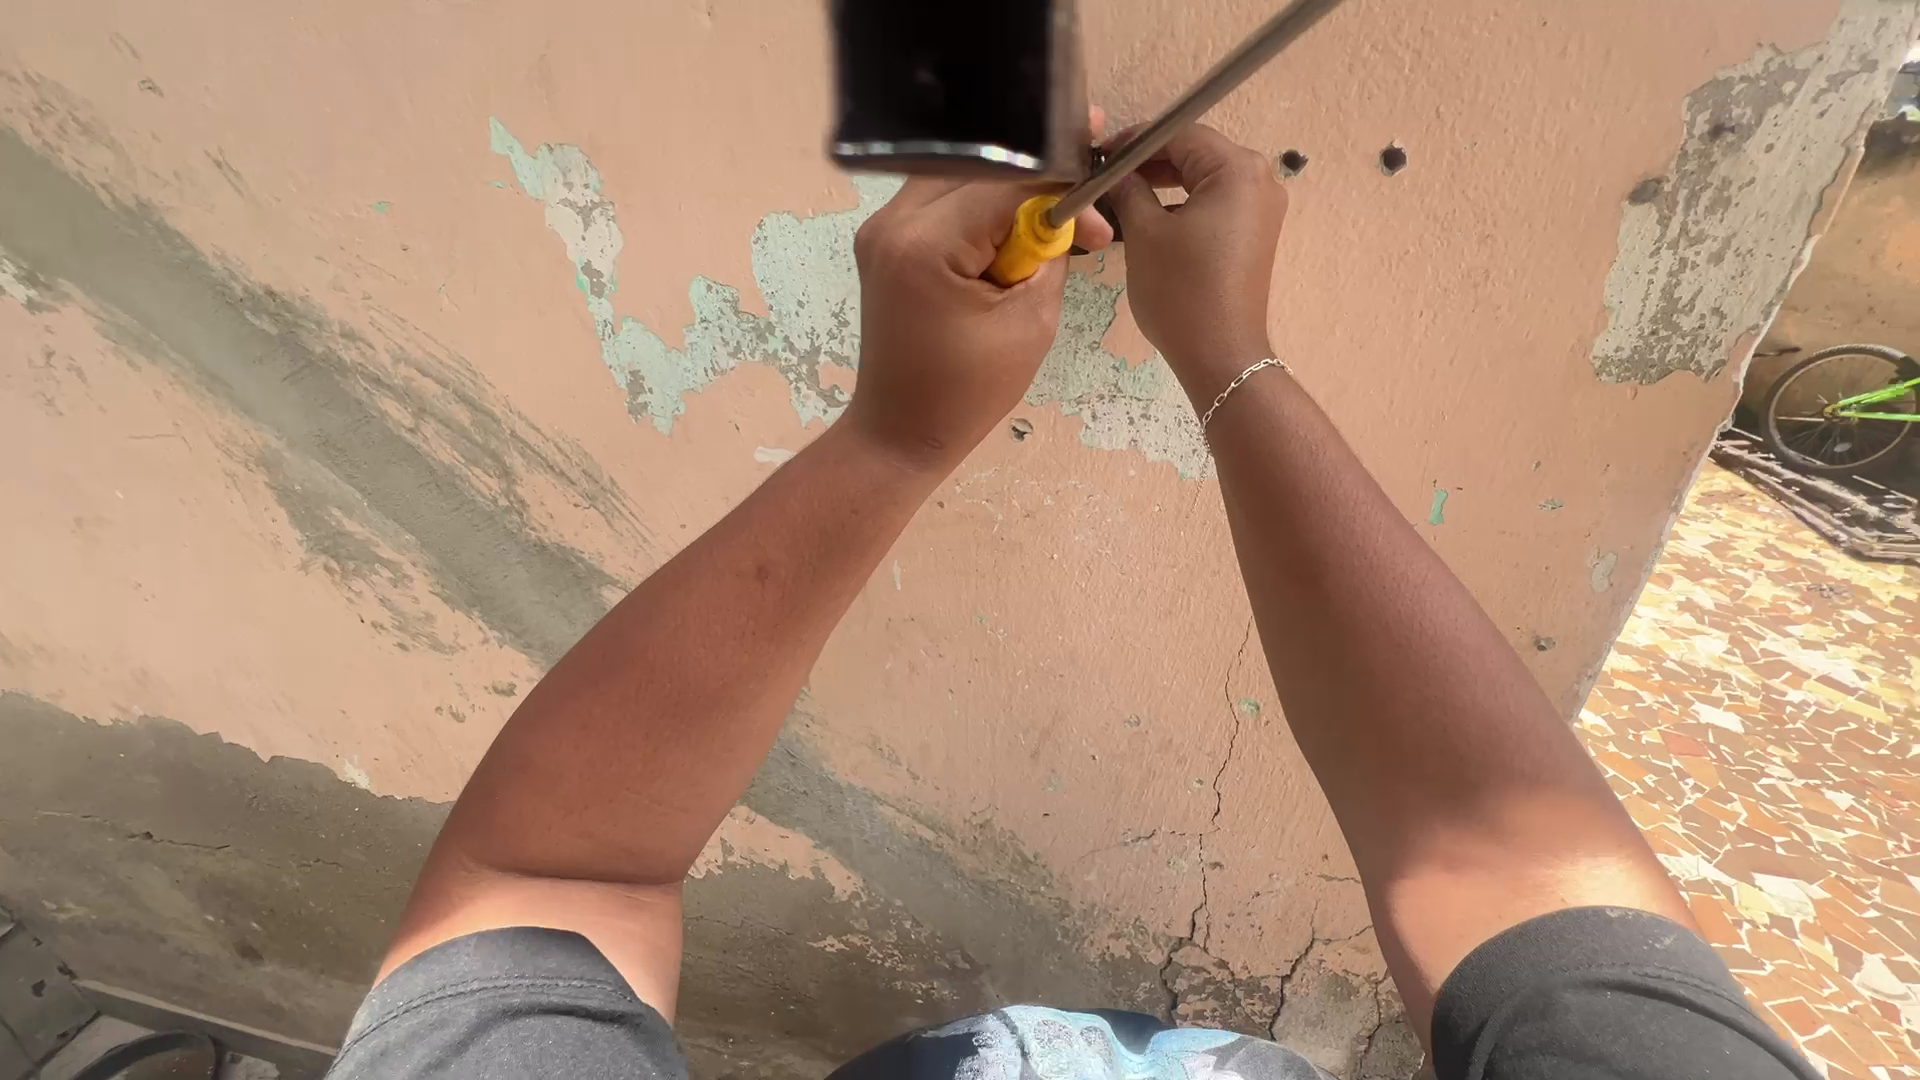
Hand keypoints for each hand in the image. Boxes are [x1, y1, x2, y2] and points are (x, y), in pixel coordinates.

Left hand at [843, 179, 1112, 471]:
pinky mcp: (883, 242)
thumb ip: (1050, 254)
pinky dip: (976, 209)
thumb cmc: (968, 394)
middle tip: (1081, 185)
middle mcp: (892, 222)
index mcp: (925, 244)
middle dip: (1032, 175)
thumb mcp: (1030, 323)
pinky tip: (1004, 231)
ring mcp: (880, 229)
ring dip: (1002, 191)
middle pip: (977, 163)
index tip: (1097, 204)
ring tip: (1045, 213)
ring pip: (956, 175)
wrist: (901, 433)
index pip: (1005, 179)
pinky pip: (938, 202)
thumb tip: (1065, 212)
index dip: (1059, 183)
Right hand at [1108, 124, 1286, 398]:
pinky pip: (1217, 205)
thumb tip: (1117, 173)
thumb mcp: (1144, 235)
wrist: (1218, 353)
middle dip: (1152, 163)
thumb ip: (1129, 191)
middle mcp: (1260, 179)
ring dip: (1167, 185)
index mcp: (1237, 169)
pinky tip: (1156, 220)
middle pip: (1198, 154)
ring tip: (1126, 199)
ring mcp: (1263, 209)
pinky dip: (1186, 206)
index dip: (1137, 141)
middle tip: (1110, 177)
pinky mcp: (1256, 235)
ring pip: (1207, 180)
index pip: (1181, 134)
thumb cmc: (1180, 291)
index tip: (1102, 154)